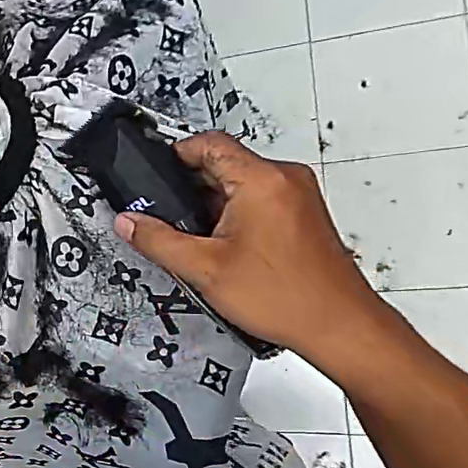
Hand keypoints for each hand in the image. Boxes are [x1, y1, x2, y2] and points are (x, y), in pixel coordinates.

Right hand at [115, 132, 392, 361]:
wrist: (337, 324)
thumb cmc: (290, 298)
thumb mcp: (206, 269)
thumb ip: (159, 241)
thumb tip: (131, 222)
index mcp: (262, 179)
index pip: (208, 143)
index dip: (176, 154)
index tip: (159, 172)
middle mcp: (286, 179)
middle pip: (225, 164)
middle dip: (194, 190)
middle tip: (173, 218)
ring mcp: (300, 196)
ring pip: (244, 185)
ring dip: (218, 206)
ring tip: (205, 243)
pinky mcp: (305, 215)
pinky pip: (264, 201)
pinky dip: (241, 217)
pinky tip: (231, 251)